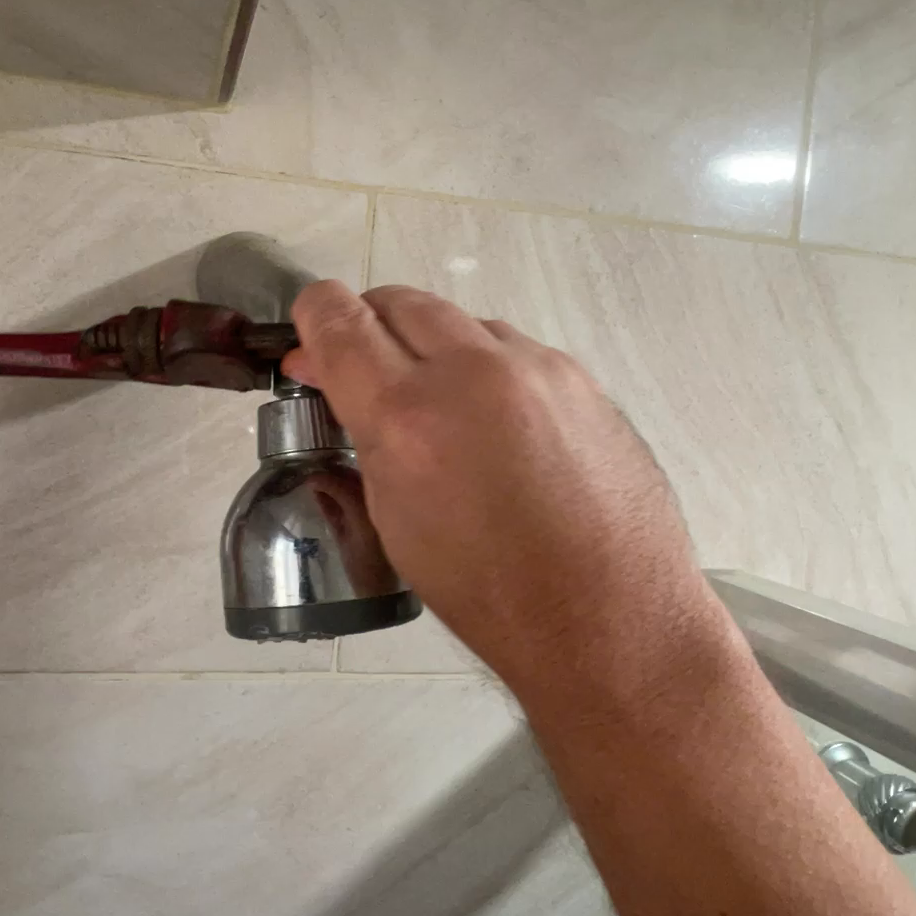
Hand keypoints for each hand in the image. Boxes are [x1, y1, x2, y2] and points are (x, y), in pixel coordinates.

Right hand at [283, 282, 708, 691]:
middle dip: (369, 324)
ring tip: (440, 408)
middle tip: (365, 371)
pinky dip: (484, 369)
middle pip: (399, 300)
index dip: (313, 316)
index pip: (339, 321)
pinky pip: (511, 349)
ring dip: (431, 348)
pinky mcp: (580, 377)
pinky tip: (496, 424)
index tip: (309, 338)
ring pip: (458, 322)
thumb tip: (337, 383)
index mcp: (408, 416)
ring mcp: (535, 367)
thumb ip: (362, 434)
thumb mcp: (394, 517)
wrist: (607, 616)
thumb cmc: (484, 589)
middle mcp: (471, 372)